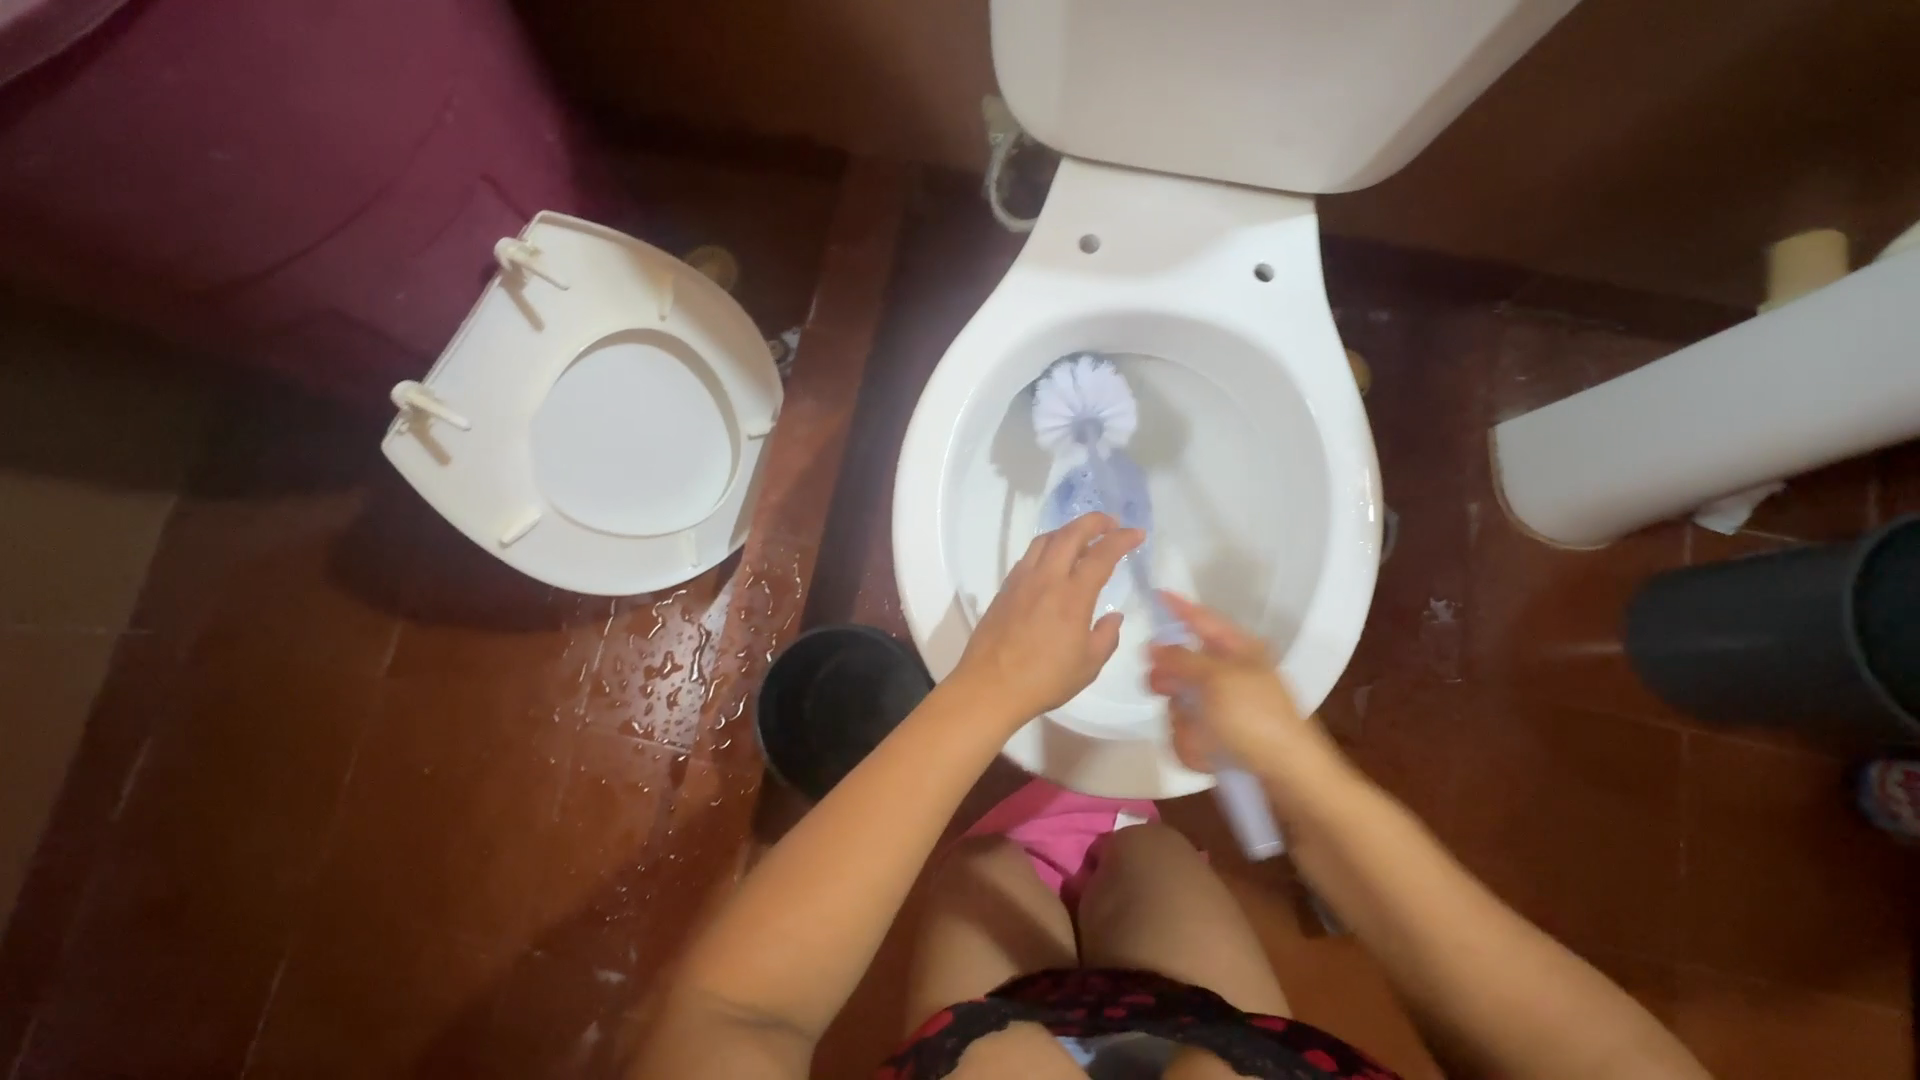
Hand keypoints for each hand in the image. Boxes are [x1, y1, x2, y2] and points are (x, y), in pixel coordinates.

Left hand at [950, 512, 1143, 724]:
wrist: (989, 686)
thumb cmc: (1044, 680)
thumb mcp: (1088, 665)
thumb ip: (1106, 637)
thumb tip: (1113, 617)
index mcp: (1072, 595)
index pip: (1101, 555)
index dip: (1122, 539)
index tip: (1137, 533)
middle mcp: (1046, 579)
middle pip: (1070, 534)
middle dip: (1094, 522)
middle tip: (1111, 523)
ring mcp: (1021, 581)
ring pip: (1045, 540)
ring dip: (1067, 531)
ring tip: (1082, 538)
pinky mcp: (1004, 589)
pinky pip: (1029, 557)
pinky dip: (1047, 548)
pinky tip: (1053, 562)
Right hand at [1146, 593, 1333, 780]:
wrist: (1288, 777)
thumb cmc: (1255, 719)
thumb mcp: (1216, 679)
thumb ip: (1182, 658)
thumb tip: (1155, 645)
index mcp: (1239, 651)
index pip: (1202, 620)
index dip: (1179, 607)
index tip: (1155, 594)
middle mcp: (1231, 675)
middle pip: (1182, 667)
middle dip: (1171, 684)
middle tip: (1160, 689)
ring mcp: (1226, 709)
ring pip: (1180, 705)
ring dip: (1184, 723)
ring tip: (1202, 740)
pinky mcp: (1222, 738)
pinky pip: (1189, 733)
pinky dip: (1193, 745)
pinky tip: (1208, 756)